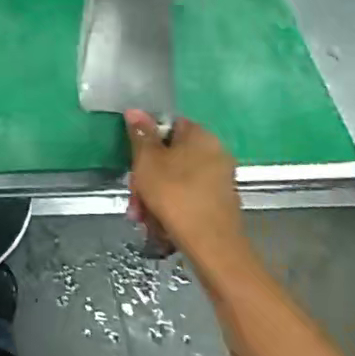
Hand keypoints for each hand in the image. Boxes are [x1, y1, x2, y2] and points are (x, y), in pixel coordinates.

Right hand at [124, 110, 246, 264]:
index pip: (169, 126)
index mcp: (201, 136)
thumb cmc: (175, 195)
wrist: (211, 245)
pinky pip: (189, 198)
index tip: (134, 162)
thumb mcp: (148, 161)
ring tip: (142, 218)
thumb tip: (135, 110)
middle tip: (134, 197)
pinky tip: (159, 226)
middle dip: (147, 178)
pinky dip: (172, 209)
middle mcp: (215, 153)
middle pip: (170, 157)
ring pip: (176, 180)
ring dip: (154, 197)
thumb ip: (141, 135)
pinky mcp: (220, 205)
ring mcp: (220, 180)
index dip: (147, 142)